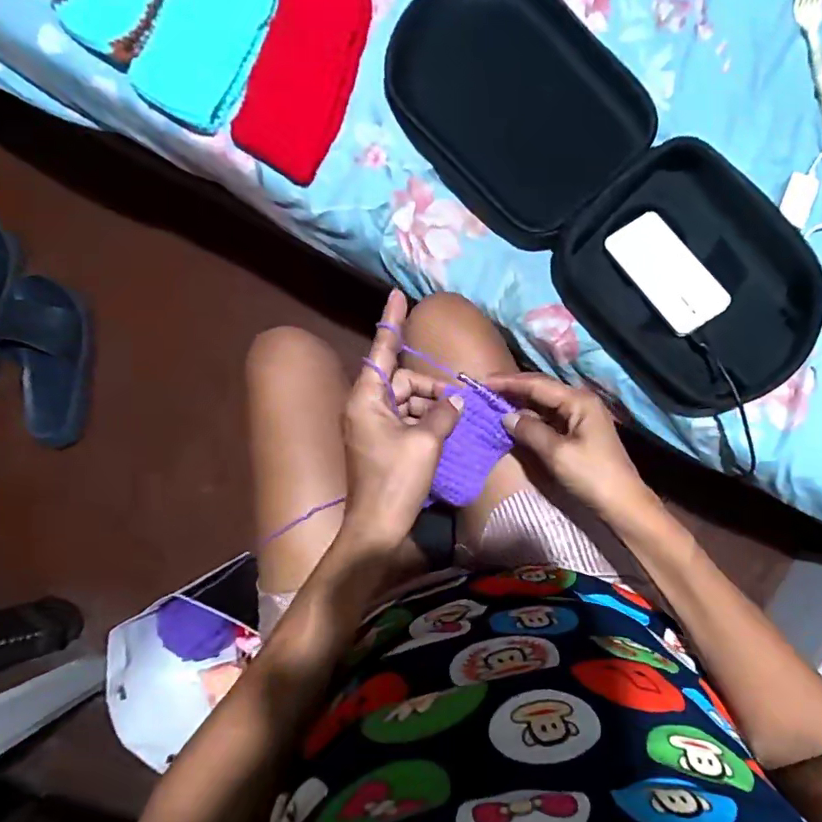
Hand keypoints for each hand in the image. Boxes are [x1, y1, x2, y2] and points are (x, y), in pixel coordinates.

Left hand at [336, 292, 461, 557]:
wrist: (376, 526)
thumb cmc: (396, 481)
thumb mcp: (426, 442)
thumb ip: (443, 413)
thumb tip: (456, 399)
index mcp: (366, 399)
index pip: (380, 350)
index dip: (391, 322)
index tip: (397, 295)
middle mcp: (363, 407)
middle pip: (400, 380)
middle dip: (429, 387)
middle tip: (458, 402)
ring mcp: (369, 426)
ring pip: (405, 402)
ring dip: (430, 407)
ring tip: (454, 421)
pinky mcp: (378, 444)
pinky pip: (404, 420)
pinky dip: (424, 423)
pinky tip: (444, 432)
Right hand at [486, 372, 659, 526]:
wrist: (622, 503)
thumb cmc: (592, 476)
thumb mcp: (557, 453)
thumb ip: (530, 431)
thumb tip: (506, 416)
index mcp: (578, 400)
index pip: (536, 384)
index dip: (507, 382)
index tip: (481, 381)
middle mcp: (580, 402)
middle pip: (541, 389)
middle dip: (512, 388)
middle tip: (484, 389)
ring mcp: (581, 417)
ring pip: (544, 404)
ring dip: (520, 403)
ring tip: (493, 402)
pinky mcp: (579, 433)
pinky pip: (550, 418)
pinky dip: (531, 418)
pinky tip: (515, 421)